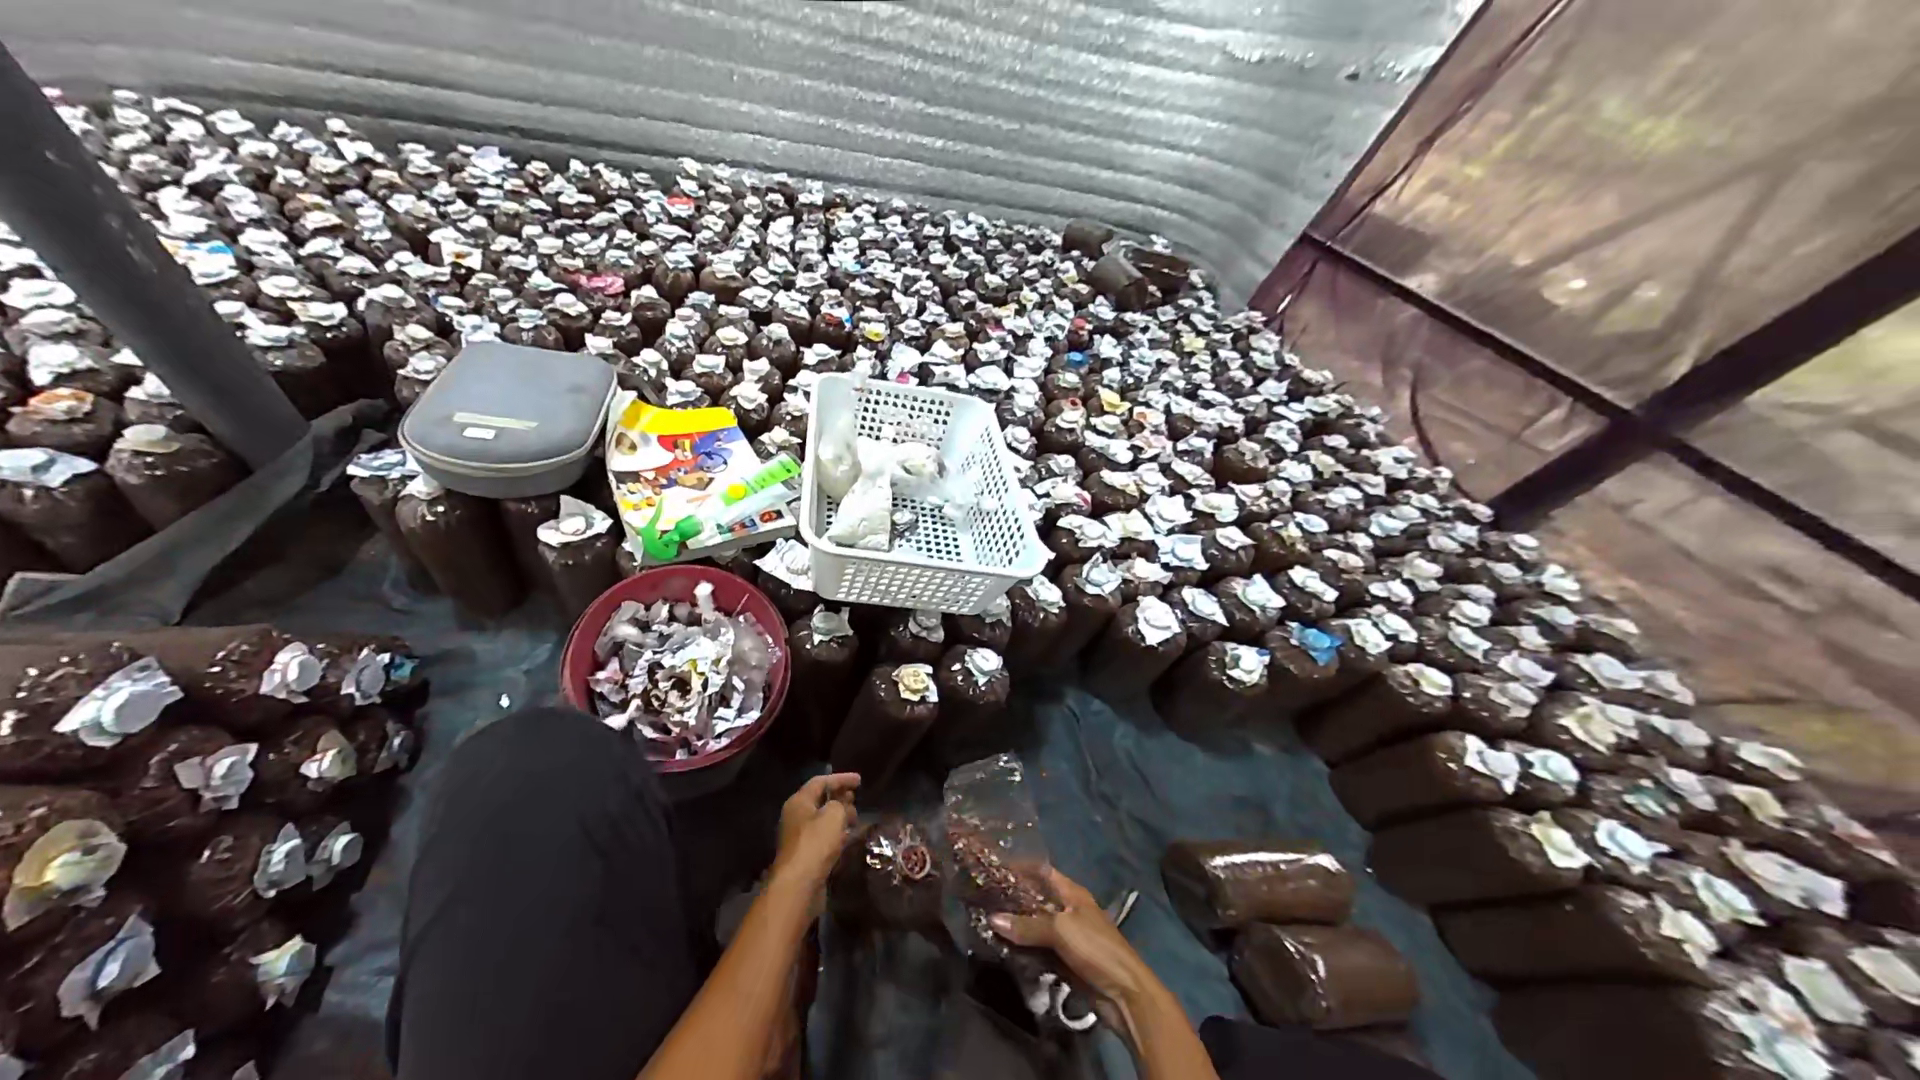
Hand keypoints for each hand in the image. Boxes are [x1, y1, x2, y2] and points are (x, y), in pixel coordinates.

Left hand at [771, 772, 859, 891]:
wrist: (798, 884)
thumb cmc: (816, 843)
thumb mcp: (834, 814)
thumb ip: (840, 803)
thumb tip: (840, 806)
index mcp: (799, 801)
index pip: (821, 781)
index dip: (841, 778)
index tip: (860, 780)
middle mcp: (795, 816)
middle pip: (819, 799)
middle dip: (839, 796)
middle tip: (856, 796)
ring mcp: (798, 836)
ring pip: (821, 818)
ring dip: (838, 815)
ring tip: (855, 816)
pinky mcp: (804, 854)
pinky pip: (822, 835)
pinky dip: (835, 832)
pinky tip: (847, 836)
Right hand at [989, 868, 1156, 1007]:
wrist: (1124, 993)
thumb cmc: (1096, 948)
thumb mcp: (1061, 930)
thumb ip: (1027, 925)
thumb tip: (993, 919)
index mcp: (1072, 894)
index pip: (1043, 872)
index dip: (1021, 868)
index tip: (994, 868)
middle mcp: (1068, 910)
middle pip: (1036, 900)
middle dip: (1013, 900)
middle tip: (983, 898)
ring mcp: (1067, 937)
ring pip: (1035, 926)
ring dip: (1015, 927)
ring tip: (985, 922)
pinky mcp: (1064, 960)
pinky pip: (1038, 949)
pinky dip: (1023, 949)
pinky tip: (1002, 948)